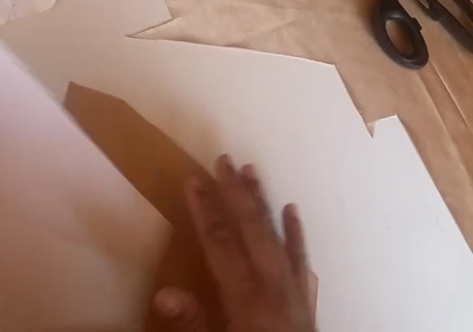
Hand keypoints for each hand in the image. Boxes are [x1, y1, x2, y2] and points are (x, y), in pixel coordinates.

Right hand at [155, 156, 316, 331]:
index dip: (206, 211)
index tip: (193, 180)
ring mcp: (295, 295)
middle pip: (253, 230)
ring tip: (253, 170)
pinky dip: (296, 234)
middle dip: (236, 193)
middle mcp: (275, 290)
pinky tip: (292, 210)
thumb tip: (165, 292)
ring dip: (263, 203)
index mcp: (249, 301)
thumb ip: (194, 325)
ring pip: (278, 237)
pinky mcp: (307, 305)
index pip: (222, 244)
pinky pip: (302, 262)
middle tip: (223, 159)